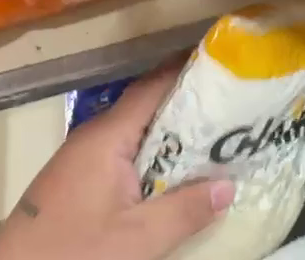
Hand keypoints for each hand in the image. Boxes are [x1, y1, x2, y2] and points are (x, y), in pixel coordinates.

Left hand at [0, 67, 232, 259]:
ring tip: (213, 141)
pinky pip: (124, 156)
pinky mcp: (77, 182)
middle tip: (232, 108)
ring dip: (171, 136)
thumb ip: (184, 211)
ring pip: (136, 134)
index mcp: (108, 135)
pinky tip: (173, 179)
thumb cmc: (73, 253)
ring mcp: (83, 159)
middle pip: (148, 107)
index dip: (188, 70)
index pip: (153, 85)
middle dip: (188, 106)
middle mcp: (94, 136)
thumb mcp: (136, 241)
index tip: (224, 64)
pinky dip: (152, 159)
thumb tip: (229, 185)